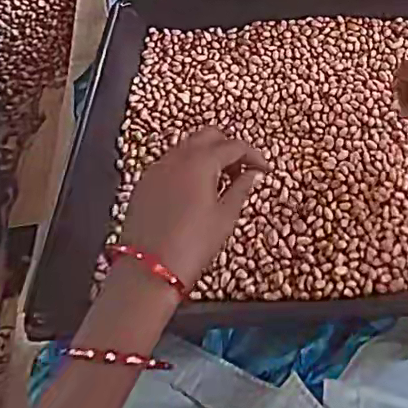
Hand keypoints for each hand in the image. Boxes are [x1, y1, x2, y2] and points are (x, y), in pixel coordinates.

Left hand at [116, 127, 269, 288]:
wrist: (147, 272)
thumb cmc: (193, 245)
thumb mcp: (225, 217)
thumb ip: (241, 189)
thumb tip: (252, 174)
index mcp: (201, 161)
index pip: (234, 146)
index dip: (253, 155)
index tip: (264, 170)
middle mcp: (177, 157)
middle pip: (209, 136)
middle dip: (228, 148)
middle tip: (241, 171)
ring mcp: (157, 168)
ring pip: (188, 147)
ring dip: (207, 156)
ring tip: (220, 182)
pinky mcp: (144, 183)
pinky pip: (171, 163)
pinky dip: (187, 167)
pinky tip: (195, 191)